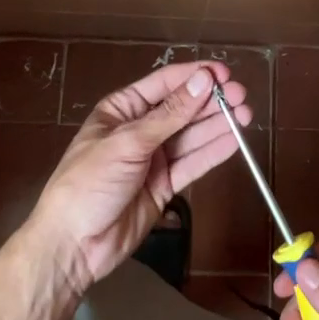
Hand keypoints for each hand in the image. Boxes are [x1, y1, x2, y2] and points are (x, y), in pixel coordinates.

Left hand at [25, 60, 251, 291]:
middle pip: (183, 110)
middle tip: (242, 97)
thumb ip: (170, 115)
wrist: (72, 245)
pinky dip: (213, 152)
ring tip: (246, 115)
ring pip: (192, 136)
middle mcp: (140, 130)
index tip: (224, 74)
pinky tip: (235, 141)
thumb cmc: (89, 182)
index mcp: (122, 110)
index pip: (164, 84)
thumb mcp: (128, 143)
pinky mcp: (164, 186)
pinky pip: (193, 164)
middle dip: (212, 102)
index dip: (195, 77)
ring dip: (218, 125)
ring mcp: (154, 159)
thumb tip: (203, 81)